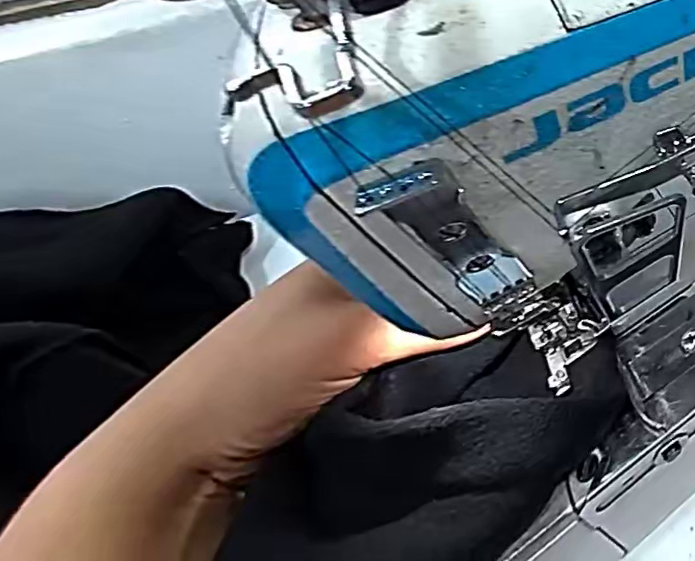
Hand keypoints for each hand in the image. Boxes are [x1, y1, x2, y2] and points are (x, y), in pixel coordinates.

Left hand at [127, 262, 483, 485]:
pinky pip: (408, 348)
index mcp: (351, 251)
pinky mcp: (349, 361)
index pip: (431, 234)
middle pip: (432, 276)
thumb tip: (493, 313)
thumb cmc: (250, 373)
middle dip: (465, 290)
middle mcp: (353, 279)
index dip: (473, 246)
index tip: (512, 262)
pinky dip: (428, 356)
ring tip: (479, 330)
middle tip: (504, 299)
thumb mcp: (354, 330)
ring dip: (446, 328)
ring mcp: (349, 321)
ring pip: (422, 313)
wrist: (182, 460)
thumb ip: (429, 315)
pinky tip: (444, 359)